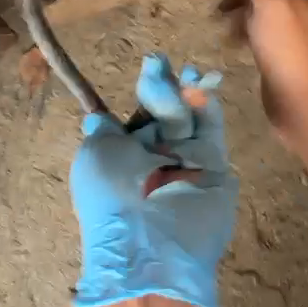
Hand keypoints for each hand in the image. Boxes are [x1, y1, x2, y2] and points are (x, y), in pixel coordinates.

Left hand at [70, 54, 237, 306]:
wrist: (152, 244)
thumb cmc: (112, 193)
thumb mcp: (93, 155)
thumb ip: (102, 130)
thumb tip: (97, 118)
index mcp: (124, 156)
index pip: (139, 115)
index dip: (146, 89)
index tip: (150, 63)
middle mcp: (156, 158)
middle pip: (164, 110)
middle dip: (163, 84)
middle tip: (160, 61)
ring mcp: (186, 161)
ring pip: (189, 116)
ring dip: (188, 89)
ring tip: (189, 70)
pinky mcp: (214, 166)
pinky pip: (212, 129)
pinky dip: (208, 105)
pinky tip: (204, 83)